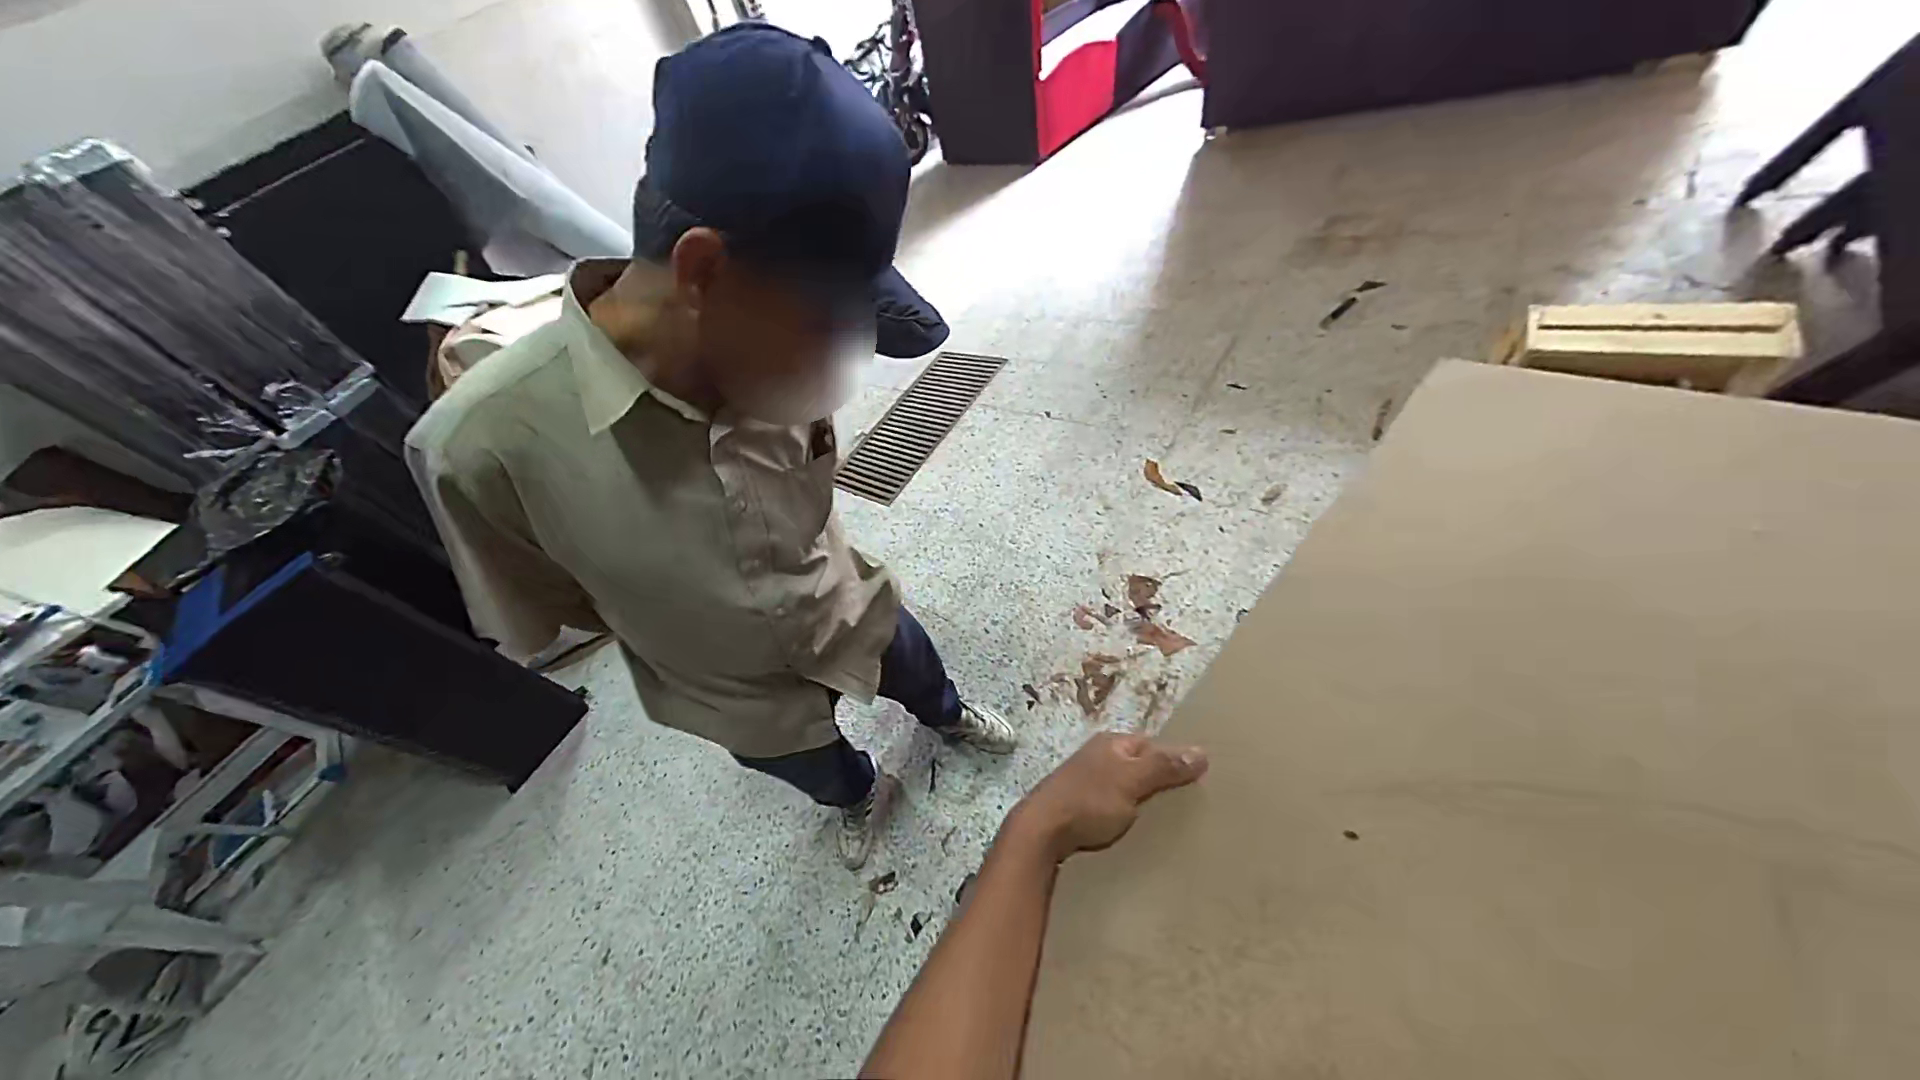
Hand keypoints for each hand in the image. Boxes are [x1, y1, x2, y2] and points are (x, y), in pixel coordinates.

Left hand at [1004, 733, 1207, 863]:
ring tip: (1167, 825)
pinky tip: (1138, 833)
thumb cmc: (1088, 801)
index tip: (1198, 785)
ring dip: (1143, 803)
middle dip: (1159, 784)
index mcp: (1110, 744)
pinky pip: (1113, 808)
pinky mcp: (1080, 807)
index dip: (1174, 762)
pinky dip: (1126, 817)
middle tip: (1187, 808)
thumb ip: (1163, 767)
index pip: (1153, 745)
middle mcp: (1098, 757)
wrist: (1041, 831)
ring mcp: (1086, 782)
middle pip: (1139, 767)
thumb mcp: (1131, 781)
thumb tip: (1202, 751)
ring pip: (1126, 789)